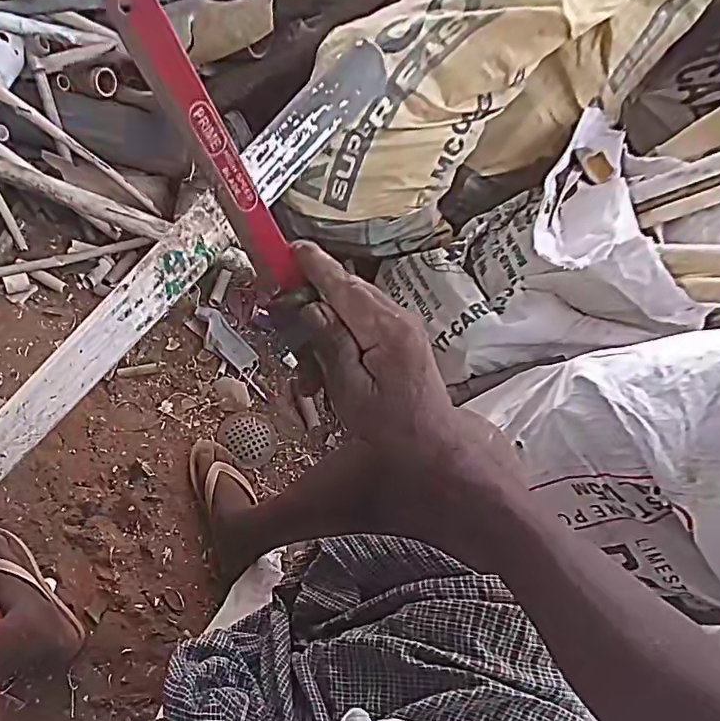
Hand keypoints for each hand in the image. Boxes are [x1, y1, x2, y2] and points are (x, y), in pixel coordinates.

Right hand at [287, 242, 528, 556]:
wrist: (441, 472)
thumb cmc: (390, 441)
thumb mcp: (348, 395)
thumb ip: (327, 347)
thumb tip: (308, 308)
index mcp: (384, 330)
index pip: (340, 283)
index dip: (310, 265)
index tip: (285, 248)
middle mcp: (396, 324)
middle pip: (341, 297)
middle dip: (305, 313)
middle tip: (278, 333)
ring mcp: (401, 338)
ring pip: (345, 320)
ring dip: (316, 345)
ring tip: (306, 385)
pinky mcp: (400, 354)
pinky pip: (356, 340)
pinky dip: (332, 357)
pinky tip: (322, 390)